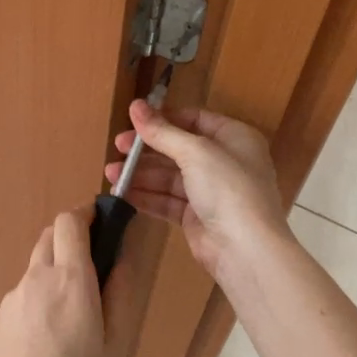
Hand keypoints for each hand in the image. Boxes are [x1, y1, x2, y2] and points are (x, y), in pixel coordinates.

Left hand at [0, 207, 126, 356]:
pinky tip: (50, 341)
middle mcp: (37, 279)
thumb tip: (122, 257)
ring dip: (57, 269)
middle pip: (51, 235)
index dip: (87, 213)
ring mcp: (12, 299)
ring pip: (37, 265)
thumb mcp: (113, 349)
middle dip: (73, 237)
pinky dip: (41, 296)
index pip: (70, 220)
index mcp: (70, 280)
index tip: (104, 222)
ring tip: (76, 316)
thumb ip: (119, 296)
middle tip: (96, 267)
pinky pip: (25, 293)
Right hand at [104, 101, 289, 278]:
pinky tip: (122, 194)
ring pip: (170, 176)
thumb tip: (135, 105)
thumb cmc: (227, 188)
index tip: (134, 120)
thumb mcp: (195, 152)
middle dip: (146, 149)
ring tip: (111, 174)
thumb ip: (162, 132)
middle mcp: (224, 161)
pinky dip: (147, 196)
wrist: (245, 250)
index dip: (164, 119)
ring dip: (141, 174)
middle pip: (178, 148)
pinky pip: (168, 200)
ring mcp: (211, 191)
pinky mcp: (198, 217)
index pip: (194, 119)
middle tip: (117, 147)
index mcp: (234, 137)